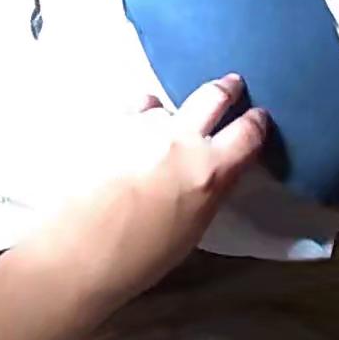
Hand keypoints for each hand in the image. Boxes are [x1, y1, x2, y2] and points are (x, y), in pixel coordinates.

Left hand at [9, 74, 268, 316]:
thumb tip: (214, 170)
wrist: (80, 247)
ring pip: (165, 103)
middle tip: (232, 83)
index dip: (257, 122)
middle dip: (227, 88)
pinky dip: (139, 114)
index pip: (247, 133)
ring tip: (165, 121)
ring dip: (170, 112)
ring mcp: (143, 124)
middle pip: (212, 96)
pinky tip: (133, 127)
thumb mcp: (193, 227)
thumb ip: (209, 188)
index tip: (259, 116)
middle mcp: (180, 138)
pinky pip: (134, 108)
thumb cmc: (141, 256)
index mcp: (209, 170)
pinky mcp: (111, 121)